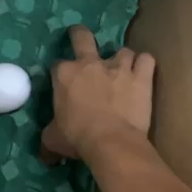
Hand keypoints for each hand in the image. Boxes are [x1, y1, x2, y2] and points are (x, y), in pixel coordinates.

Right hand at [41, 25, 154, 161]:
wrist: (111, 141)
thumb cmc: (77, 137)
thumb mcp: (53, 139)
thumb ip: (48, 141)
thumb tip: (45, 157)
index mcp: (64, 74)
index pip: (57, 65)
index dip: (60, 73)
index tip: (63, 84)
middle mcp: (89, 63)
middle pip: (82, 37)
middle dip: (79, 34)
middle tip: (81, 39)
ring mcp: (117, 67)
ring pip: (122, 50)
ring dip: (122, 59)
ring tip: (122, 70)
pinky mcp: (140, 77)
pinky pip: (146, 60)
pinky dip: (144, 65)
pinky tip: (143, 73)